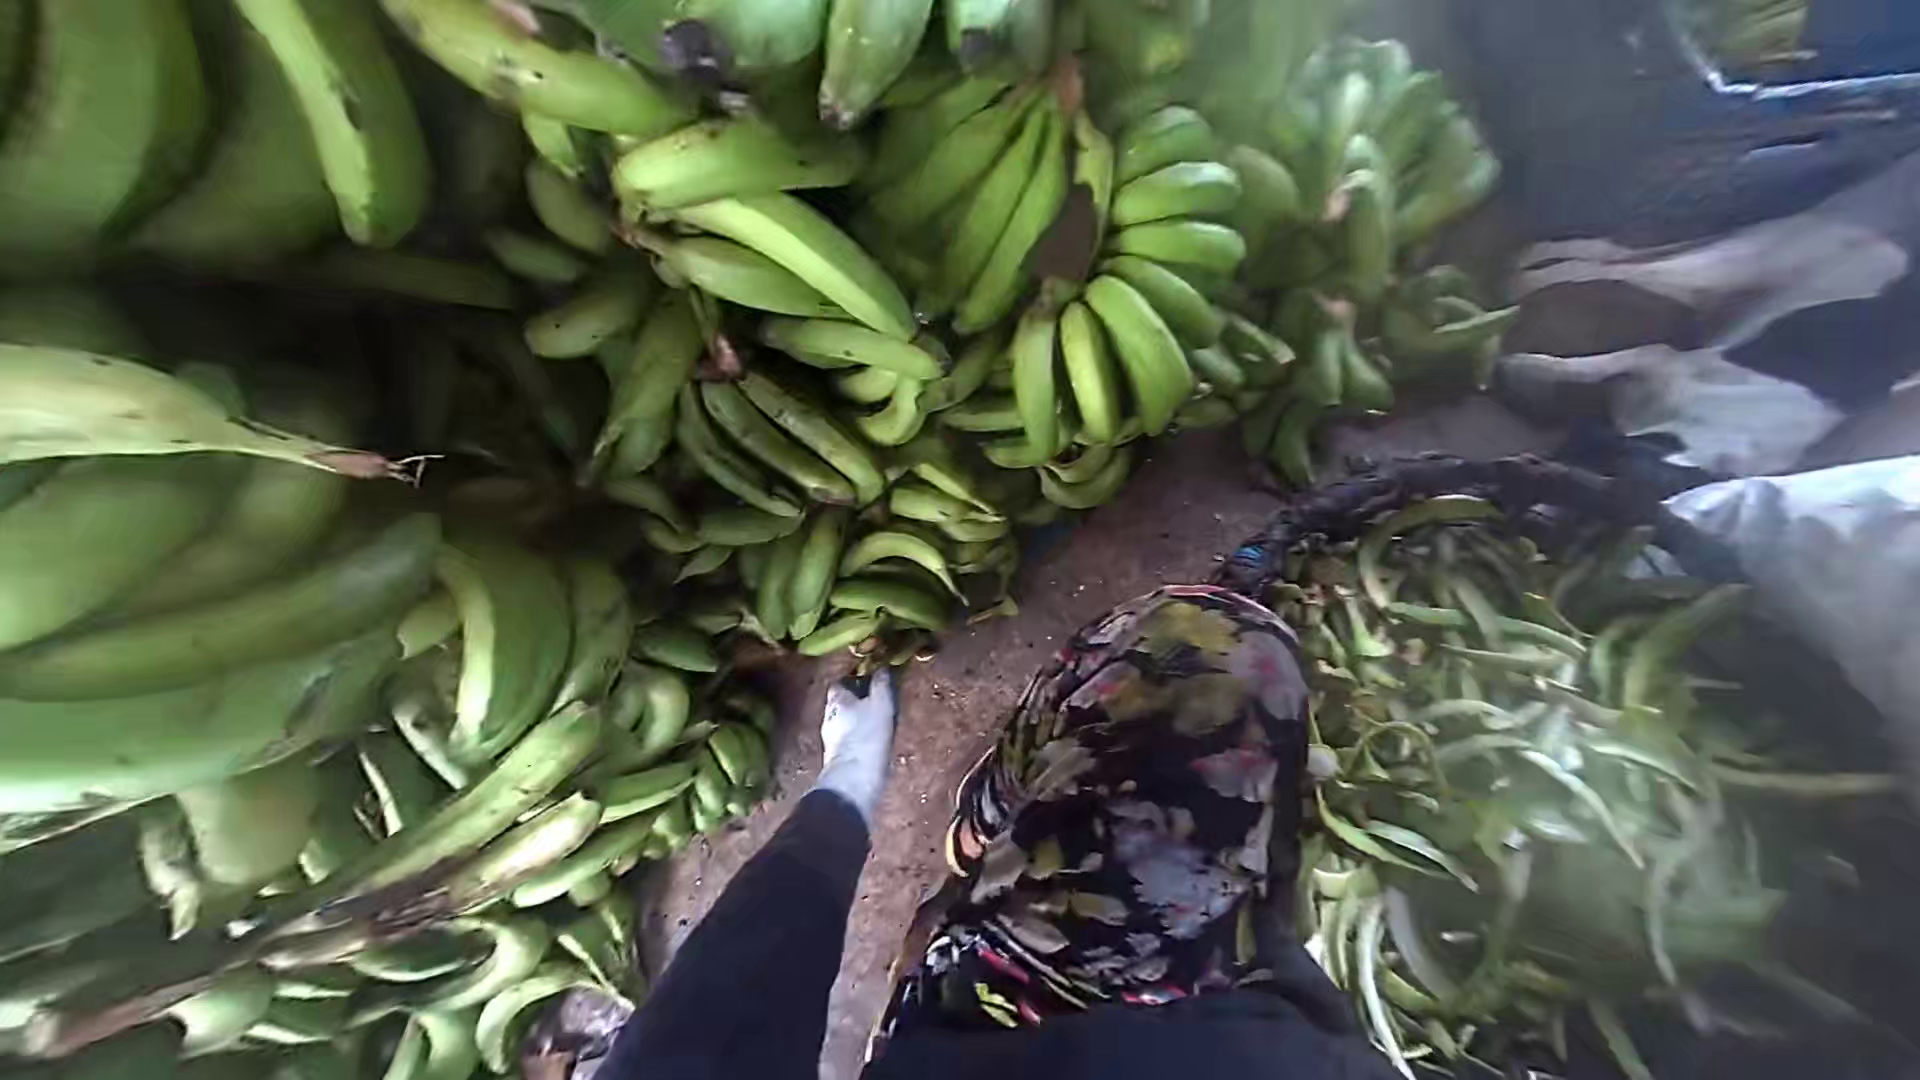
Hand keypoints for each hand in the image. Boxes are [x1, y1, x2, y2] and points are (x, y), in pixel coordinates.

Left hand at [814, 668, 895, 824]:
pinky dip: (859, 738)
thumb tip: (882, 668)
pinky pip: (849, 740)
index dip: (854, 679)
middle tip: (878, 701)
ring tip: (879, 722)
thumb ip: (881, 685)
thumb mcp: (881, 704)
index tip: (870, 679)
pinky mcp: (837, 758)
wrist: (854, 779)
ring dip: (858, 721)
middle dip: (856, 701)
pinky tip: (873, 742)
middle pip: (841, 703)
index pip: (839, 683)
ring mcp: (830, 740)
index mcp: (836, 700)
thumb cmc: (867, 735)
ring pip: (844, 722)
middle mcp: (828, 718)